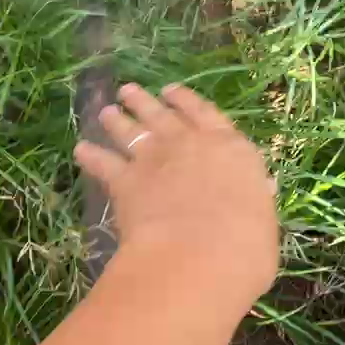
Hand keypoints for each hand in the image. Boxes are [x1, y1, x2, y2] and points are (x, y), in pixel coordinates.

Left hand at [75, 83, 278, 305]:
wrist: (200, 254)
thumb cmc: (246, 245)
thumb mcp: (263, 217)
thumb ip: (254, 196)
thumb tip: (260, 186)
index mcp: (229, 149)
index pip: (205, 114)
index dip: (185, 100)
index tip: (170, 90)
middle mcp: (188, 144)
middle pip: (161, 114)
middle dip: (143, 101)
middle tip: (128, 91)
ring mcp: (153, 158)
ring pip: (130, 129)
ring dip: (116, 119)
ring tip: (106, 111)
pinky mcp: (125, 180)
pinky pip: (102, 162)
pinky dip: (90, 155)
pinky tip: (81, 149)